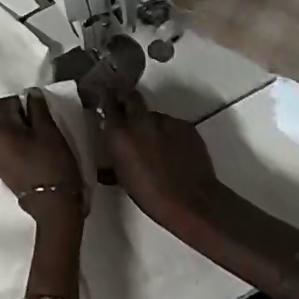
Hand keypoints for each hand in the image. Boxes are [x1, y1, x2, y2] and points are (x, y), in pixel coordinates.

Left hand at [0, 90, 84, 225]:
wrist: (54, 206)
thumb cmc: (54, 164)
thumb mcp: (50, 131)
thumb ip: (38, 108)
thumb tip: (30, 92)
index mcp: (1, 132)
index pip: (5, 103)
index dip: (23, 101)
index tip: (41, 109)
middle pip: (3, 119)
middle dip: (22, 116)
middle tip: (44, 123)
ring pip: (7, 135)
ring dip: (21, 132)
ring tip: (42, 139)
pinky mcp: (4, 173)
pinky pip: (9, 149)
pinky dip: (20, 146)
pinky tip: (36, 153)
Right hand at [99, 91, 220, 224]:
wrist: (191, 200)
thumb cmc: (151, 195)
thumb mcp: (123, 176)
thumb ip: (115, 155)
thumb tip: (113, 148)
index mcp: (120, 134)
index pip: (108, 103)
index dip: (108, 103)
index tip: (108, 108)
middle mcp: (141, 120)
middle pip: (132, 98)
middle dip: (129, 104)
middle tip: (129, 119)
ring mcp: (166, 120)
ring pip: (154, 115)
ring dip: (152, 126)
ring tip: (157, 146)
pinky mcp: (185, 125)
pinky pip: (172, 125)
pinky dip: (170, 134)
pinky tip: (174, 152)